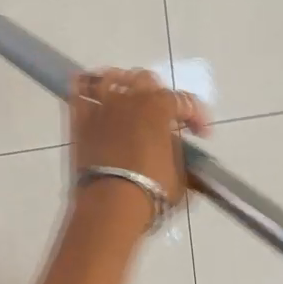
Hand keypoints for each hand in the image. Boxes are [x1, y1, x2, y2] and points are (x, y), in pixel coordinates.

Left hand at [69, 68, 209, 206]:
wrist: (110, 205)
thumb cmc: (151, 191)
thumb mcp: (181, 176)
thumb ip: (182, 157)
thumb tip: (182, 157)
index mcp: (160, 108)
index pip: (185, 101)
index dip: (198, 116)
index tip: (202, 135)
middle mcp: (131, 99)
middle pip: (147, 81)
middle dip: (159, 95)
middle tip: (163, 116)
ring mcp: (103, 106)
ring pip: (113, 78)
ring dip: (123, 83)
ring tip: (127, 98)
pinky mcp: (80, 120)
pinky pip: (80, 91)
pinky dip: (85, 86)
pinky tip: (89, 90)